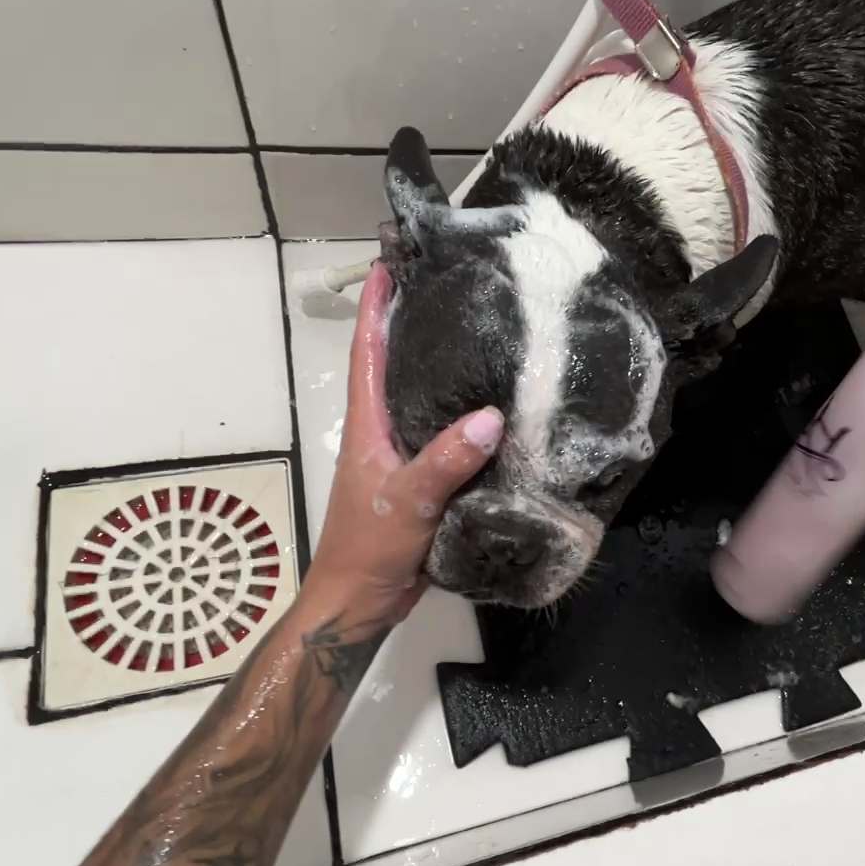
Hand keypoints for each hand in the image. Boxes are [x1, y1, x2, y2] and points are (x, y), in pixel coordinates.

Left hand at [306, 264, 502, 628]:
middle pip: (399, 368)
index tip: (391, 265)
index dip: (377, 309)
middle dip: (417, 327)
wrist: (362, 600)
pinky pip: (449, 438)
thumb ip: (445, 460)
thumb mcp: (406, 499)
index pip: (369, 353)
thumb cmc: (370, 545)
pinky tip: (502, 412)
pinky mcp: (426, 480)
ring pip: (428, 403)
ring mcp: (405, 456)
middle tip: (456, 292)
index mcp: (370, 424)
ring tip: (487, 339)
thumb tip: (492, 417)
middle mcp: (386, 431)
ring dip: (448, 372)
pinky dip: (470, 419)